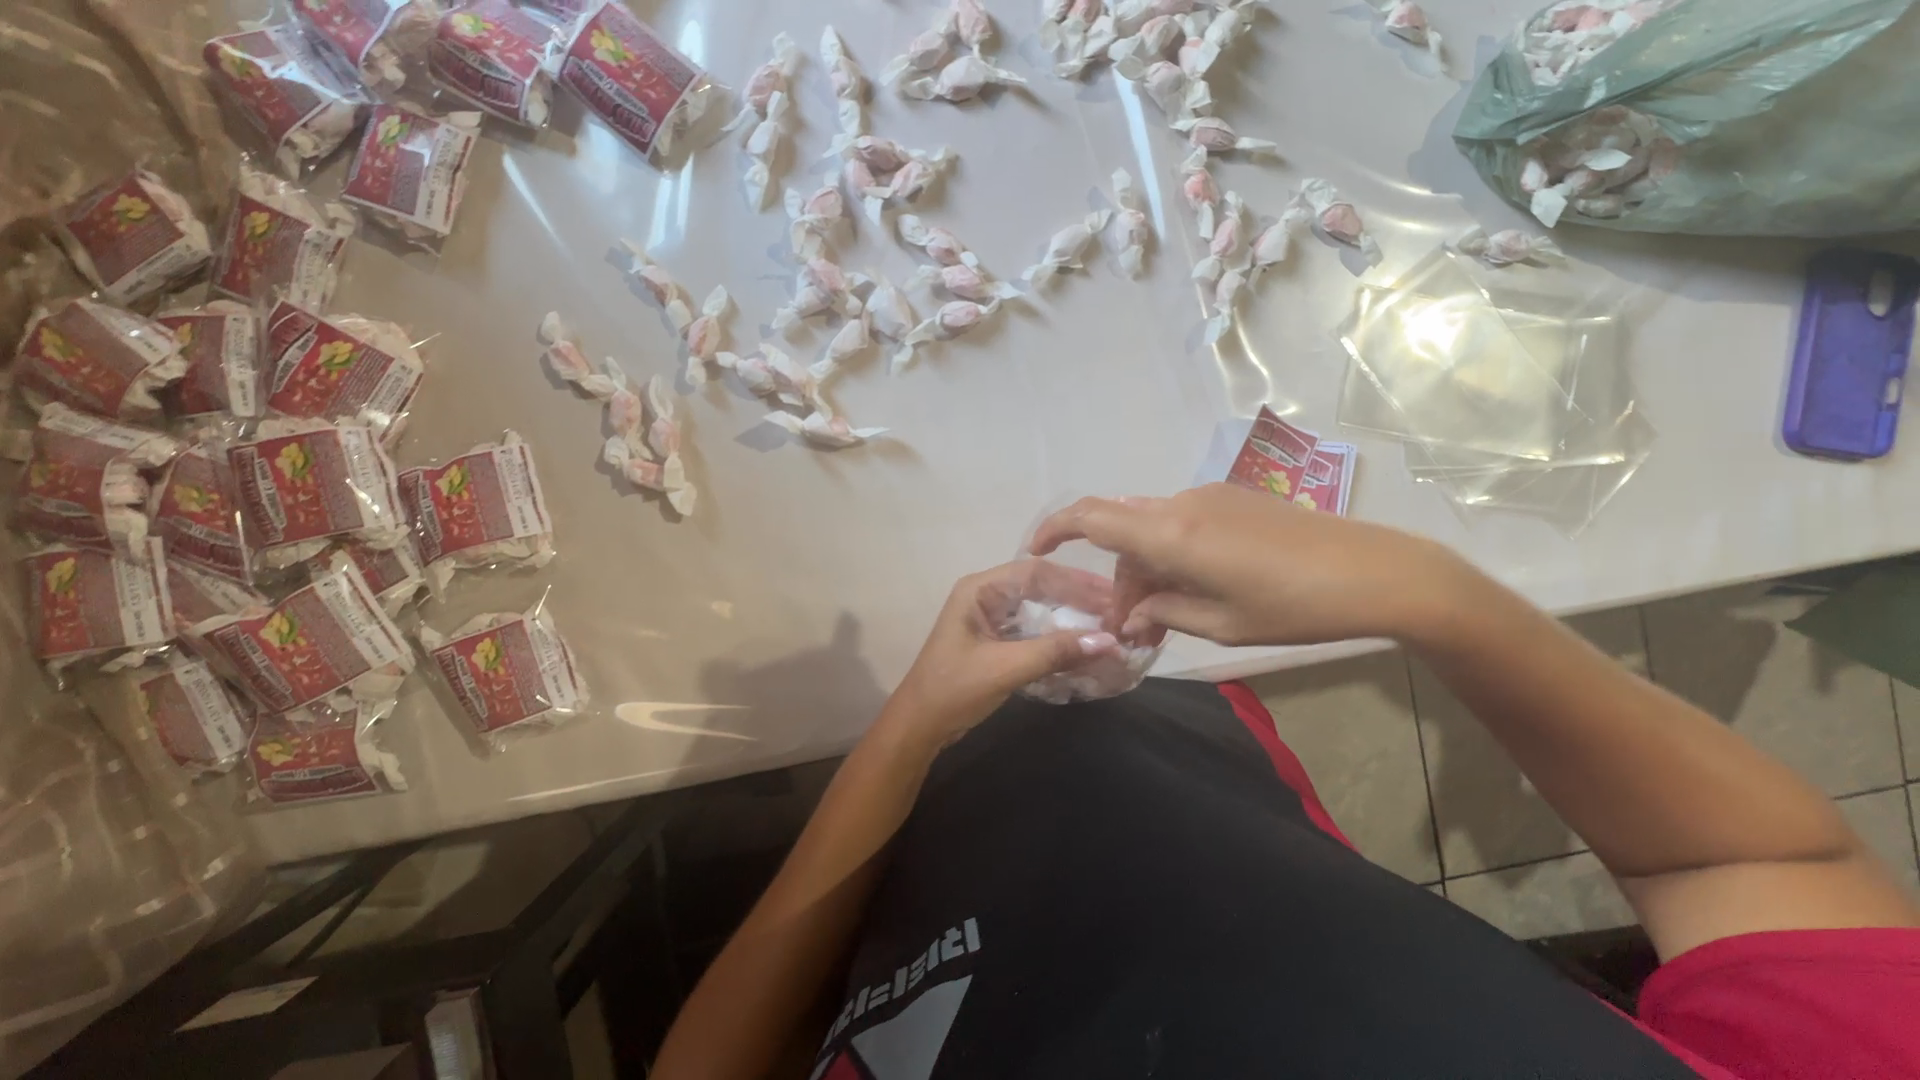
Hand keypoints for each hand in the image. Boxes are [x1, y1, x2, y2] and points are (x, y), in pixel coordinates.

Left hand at [881, 560, 1120, 748]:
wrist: (919, 727)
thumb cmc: (954, 690)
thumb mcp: (1005, 668)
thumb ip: (1055, 651)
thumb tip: (1108, 640)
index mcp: (979, 590)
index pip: (1036, 572)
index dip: (1077, 582)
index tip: (1112, 595)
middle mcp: (985, 596)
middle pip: (1041, 586)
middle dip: (1079, 598)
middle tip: (1119, 609)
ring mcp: (991, 620)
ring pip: (1040, 609)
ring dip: (1071, 617)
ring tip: (1109, 625)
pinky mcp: (996, 643)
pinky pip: (1034, 630)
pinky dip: (1059, 637)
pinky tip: (1084, 646)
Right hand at [1029, 483, 1475, 647]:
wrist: (1376, 572)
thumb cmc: (1294, 606)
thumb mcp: (1220, 624)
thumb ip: (1163, 612)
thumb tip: (1131, 615)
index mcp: (1172, 533)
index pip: (1092, 517)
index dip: (1055, 529)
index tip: (1035, 552)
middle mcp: (1183, 504)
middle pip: (1124, 533)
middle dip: (1117, 580)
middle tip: (1131, 632)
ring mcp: (1212, 497)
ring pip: (1155, 530)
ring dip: (1148, 571)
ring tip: (1165, 620)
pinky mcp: (1236, 500)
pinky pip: (1184, 524)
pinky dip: (1174, 556)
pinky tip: (1196, 591)